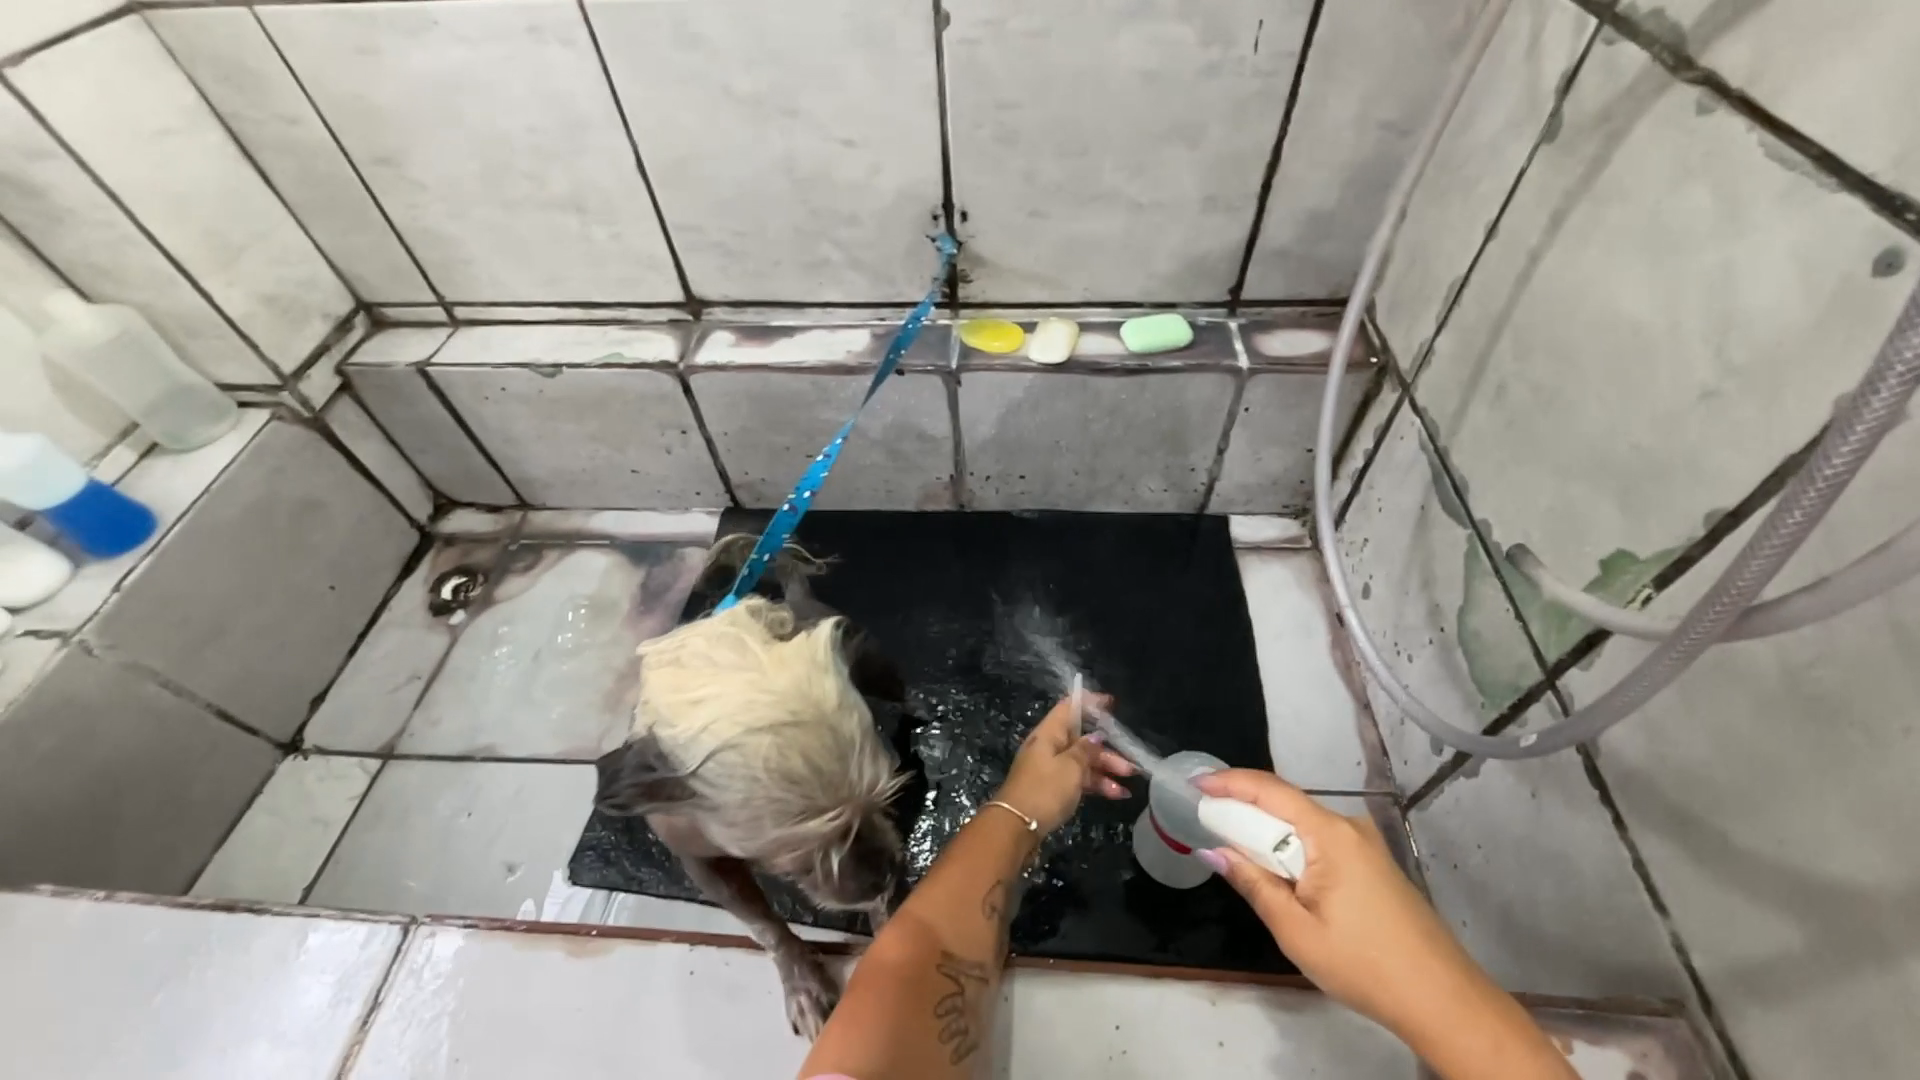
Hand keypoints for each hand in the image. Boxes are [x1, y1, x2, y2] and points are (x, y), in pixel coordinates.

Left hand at [994, 693, 1134, 833]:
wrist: (1016, 827)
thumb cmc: (1044, 790)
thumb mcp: (1070, 768)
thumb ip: (1086, 750)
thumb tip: (1095, 737)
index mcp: (1048, 734)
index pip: (1069, 708)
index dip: (1089, 702)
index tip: (1111, 703)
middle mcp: (1048, 747)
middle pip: (1081, 740)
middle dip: (1107, 752)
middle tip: (1131, 766)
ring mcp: (1049, 769)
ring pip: (1082, 763)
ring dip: (1105, 772)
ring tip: (1127, 787)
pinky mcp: (1051, 789)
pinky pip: (1077, 780)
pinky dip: (1096, 785)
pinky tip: (1116, 795)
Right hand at [1194, 770, 1498, 1038]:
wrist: (1443, 1001)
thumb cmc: (1364, 964)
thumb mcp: (1295, 930)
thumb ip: (1253, 883)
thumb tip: (1213, 850)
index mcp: (1330, 835)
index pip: (1270, 791)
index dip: (1229, 782)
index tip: (1194, 785)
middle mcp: (1348, 828)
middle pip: (1285, 805)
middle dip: (1243, 811)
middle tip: (1205, 824)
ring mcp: (1364, 846)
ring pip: (1301, 826)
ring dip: (1267, 834)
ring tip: (1235, 854)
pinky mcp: (1372, 866)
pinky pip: (1319, 843)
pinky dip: (1290, 850)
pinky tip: (1277, 874)